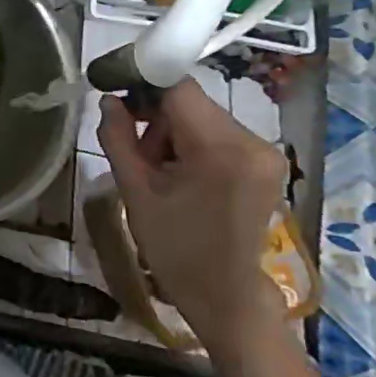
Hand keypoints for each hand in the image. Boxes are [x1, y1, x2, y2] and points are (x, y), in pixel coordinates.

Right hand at [96, 79, 285, 342]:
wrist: (224, 293)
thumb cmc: (173, 246)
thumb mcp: (135, 191)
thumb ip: (119, 138)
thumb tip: (109, 100)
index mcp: (221, 148)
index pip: (178, 89)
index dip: (143, 83)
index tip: (114, 92)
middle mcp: (253, 142)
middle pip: (191, 104)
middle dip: (156, 120)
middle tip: (134, 154)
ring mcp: (265, 153)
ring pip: (203, 120)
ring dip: (172, 135)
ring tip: (157, 173)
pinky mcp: (265, 164)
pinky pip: (218, 137)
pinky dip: (191, 147)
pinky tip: (178, 177)